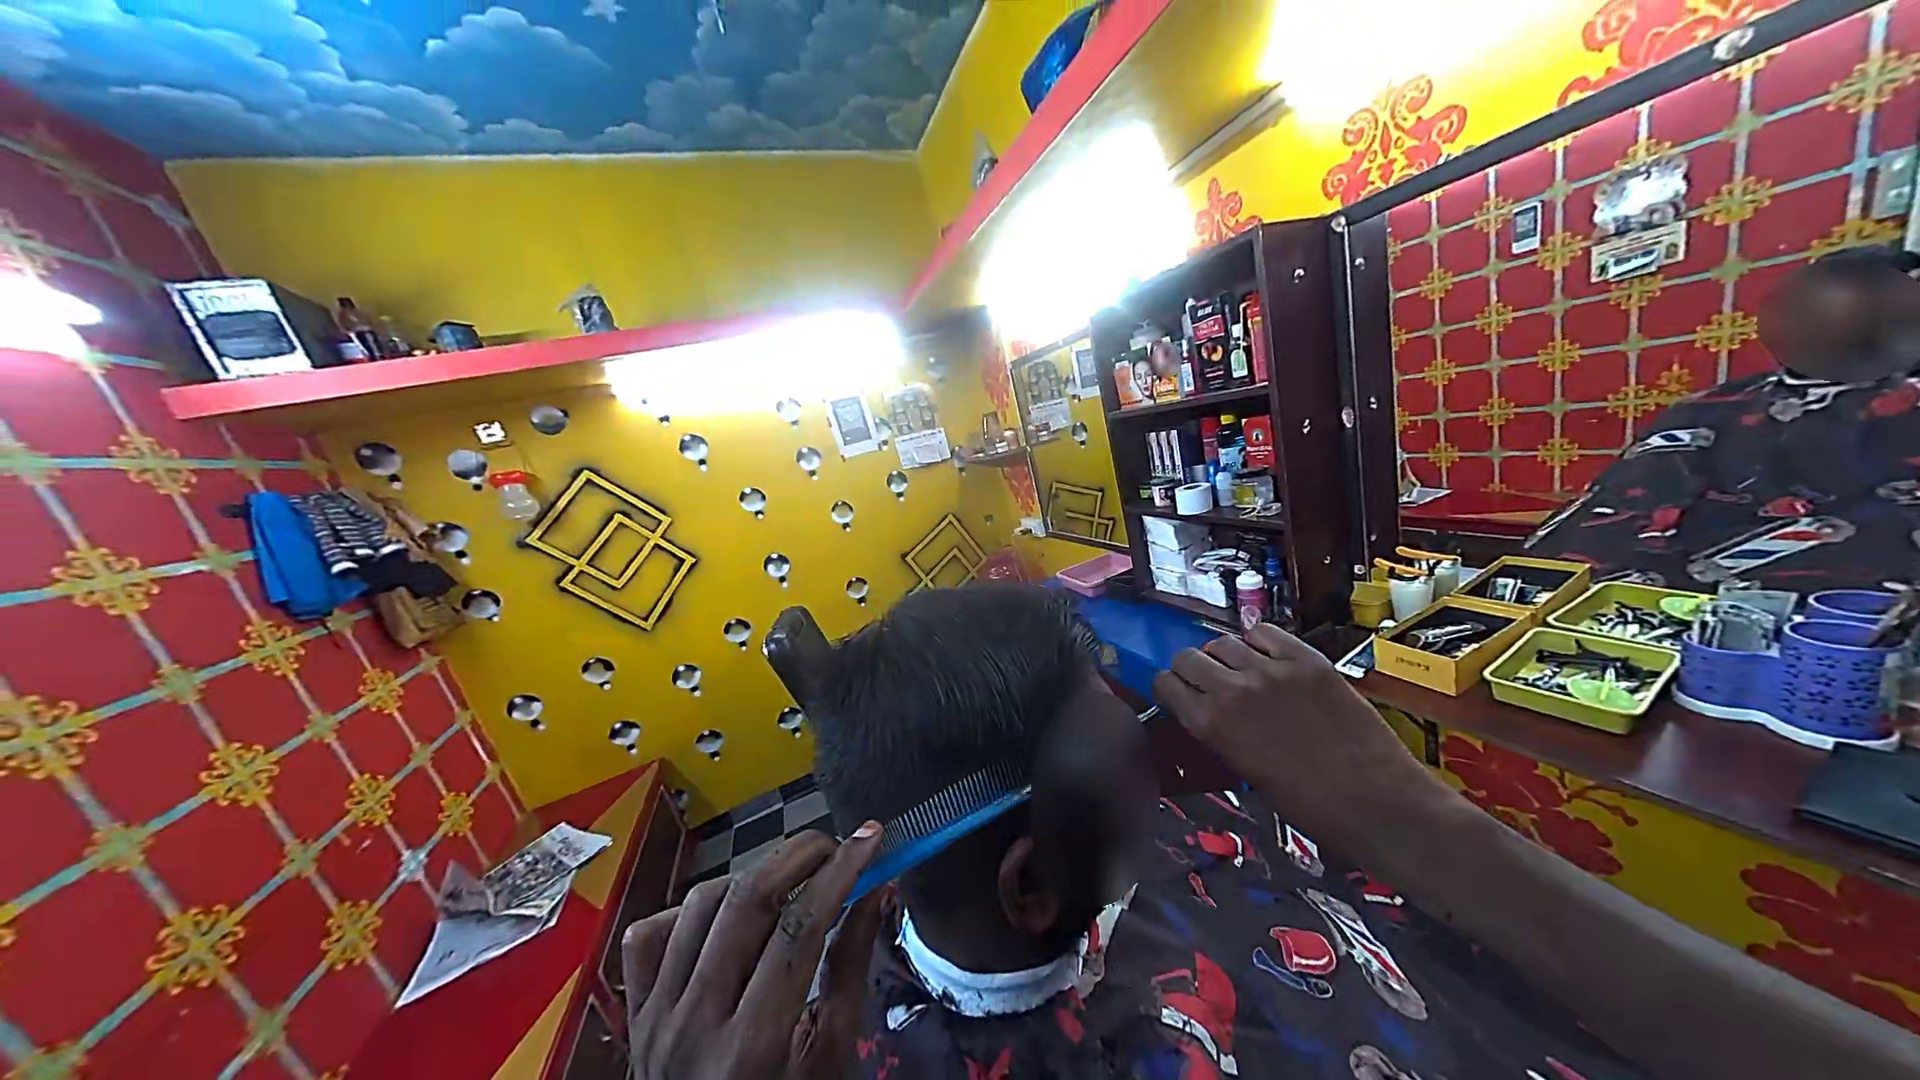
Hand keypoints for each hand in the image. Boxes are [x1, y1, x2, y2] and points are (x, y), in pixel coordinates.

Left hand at [622, 824, 887, 1079]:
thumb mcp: (832, 1054)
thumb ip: (852, 965)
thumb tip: (878, 888)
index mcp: (753, 1045)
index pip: (800, 927)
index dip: (842, 870)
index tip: (870, 838)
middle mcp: (695, 1023)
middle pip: (746, 900)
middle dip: (798, 854)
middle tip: (832, 846)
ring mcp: (656, 1015)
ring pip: (701, 903)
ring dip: (752, 876)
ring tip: (787, 882)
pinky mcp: (635, 1010)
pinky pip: (653, 932)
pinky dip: (691, 908)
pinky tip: (724, 917)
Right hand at [1152, 624, 1436, 851]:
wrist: (1377, 804)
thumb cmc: (1309, 804)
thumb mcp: (1245, 771)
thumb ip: (1219, 732)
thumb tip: (1208, 710)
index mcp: (1211, 725)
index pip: (1166, 683)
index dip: (1170, 687)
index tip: (1179, 692)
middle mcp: (1232, 691)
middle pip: (1188, 657)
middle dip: (1191, 669)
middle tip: (1208, 681)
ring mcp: (1271, 670)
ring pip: (1223, 641)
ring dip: (1224, 656)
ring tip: (1242, 671)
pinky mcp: (1307, 660)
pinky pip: (1265, 632)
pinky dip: (1259, 641)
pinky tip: (1269, 658)